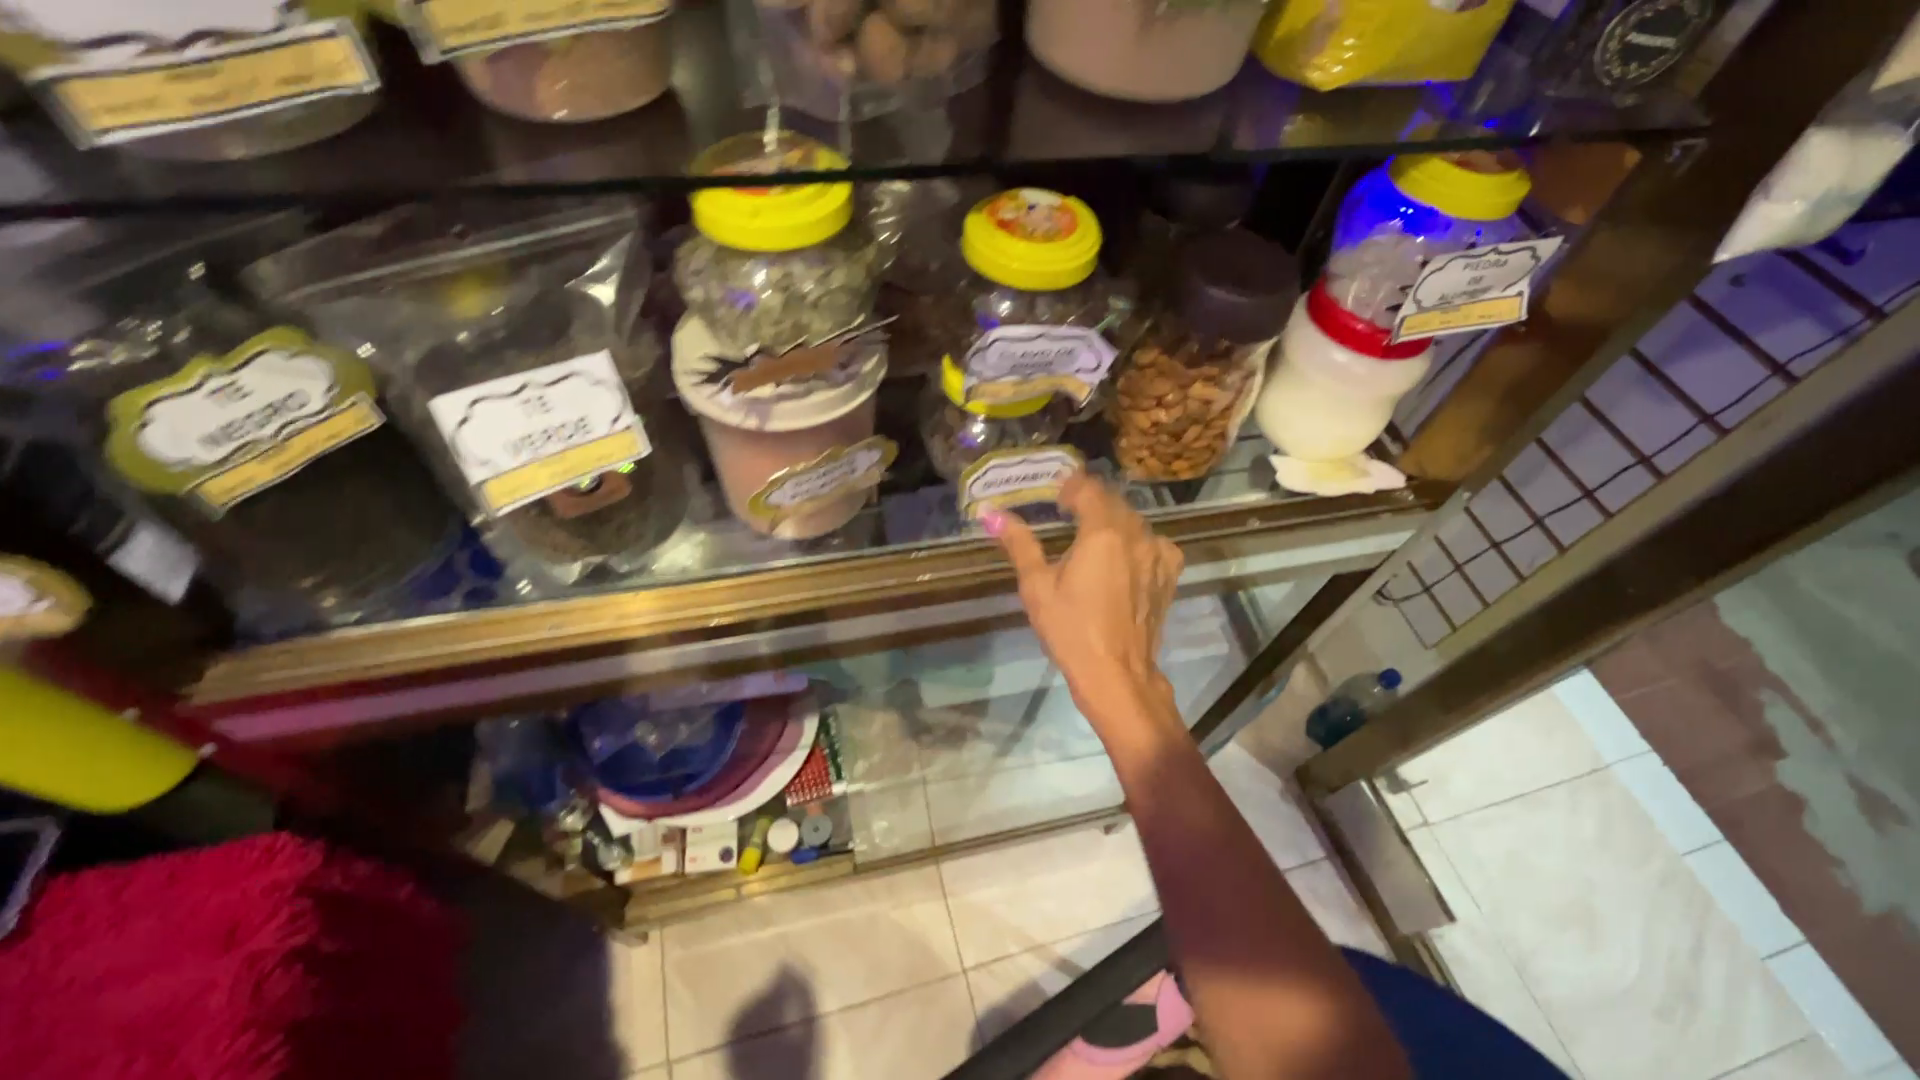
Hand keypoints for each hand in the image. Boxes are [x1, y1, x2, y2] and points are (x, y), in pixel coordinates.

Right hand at [979, 473, 1183, 722]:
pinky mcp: (1169, 576)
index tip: (1055, 497)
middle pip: (1114, 502)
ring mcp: (1158, 555)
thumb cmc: (1070, 629)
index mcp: (1102, 532)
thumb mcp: (1037, 586)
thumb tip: (992, 513)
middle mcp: (1136, 535)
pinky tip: (1124, 558)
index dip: (1071, 486)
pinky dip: (1138, 542)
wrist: (1116, 673)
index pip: (1089, 489)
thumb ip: (1019, 544)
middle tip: (1067, 513)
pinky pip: (1154, 544)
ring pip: (1136, 522)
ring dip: (1114, 521)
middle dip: (1091, 501)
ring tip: (1092, 537)